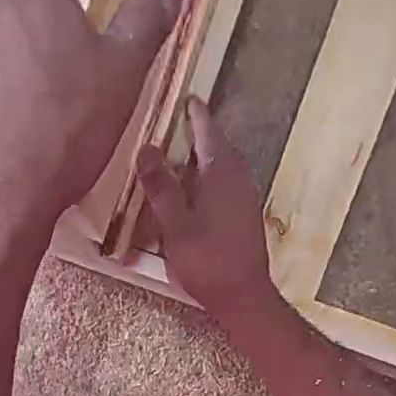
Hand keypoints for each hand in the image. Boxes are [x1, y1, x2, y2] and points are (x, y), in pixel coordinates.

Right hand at [136, 98, 278, 317]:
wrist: (244, 297)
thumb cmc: (207, 261)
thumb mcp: (175, 224)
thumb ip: (161, 186)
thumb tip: (147, 149)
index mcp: (222, 173)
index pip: (207, 131)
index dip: (195, 114)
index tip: (186, 98)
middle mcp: (240, 179)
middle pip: (218, 147)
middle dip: (198, 135)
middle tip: (175, 125)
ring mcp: (247, 199)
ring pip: (223, 168)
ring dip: (203, 160)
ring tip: (178, 157)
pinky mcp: (247, 218)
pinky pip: (227, 186)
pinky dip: (209, 180)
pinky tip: (194, 192)